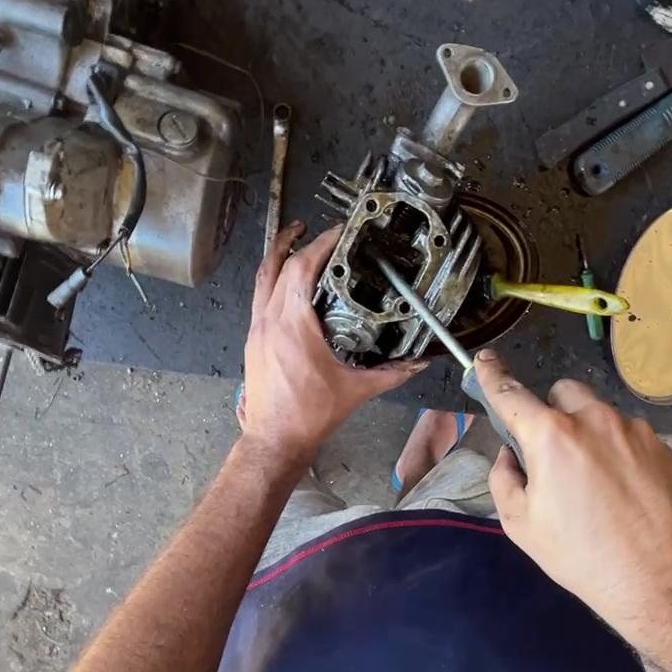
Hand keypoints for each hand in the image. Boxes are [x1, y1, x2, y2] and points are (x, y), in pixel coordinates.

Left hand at [240, 222, 424, 465]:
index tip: (339, 232)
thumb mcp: (356, 391)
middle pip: (279, 265)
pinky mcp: (253, 341)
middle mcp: (270, 321)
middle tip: (319, 232)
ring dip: (278, 255)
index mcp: (293, 325)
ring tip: (294, 240)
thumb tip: (417, 363)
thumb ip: (390, 373)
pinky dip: (272, 281)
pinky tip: (286, 282)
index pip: (303, 267)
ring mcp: (257, 330)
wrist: (274, 439)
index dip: (321, 243)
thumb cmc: (308, 416)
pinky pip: (259, 298)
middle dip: (299, 242)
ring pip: (262, 279)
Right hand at [475, 351, 671, 654]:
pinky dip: (617, 451)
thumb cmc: (582, 556)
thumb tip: (510, 456)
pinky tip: (622, 491)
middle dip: (551, 413)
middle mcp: (594, 420)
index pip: (512, 395)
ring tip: (594, 483)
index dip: (492, 376)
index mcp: (551, 436)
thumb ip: (504, 480)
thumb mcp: (521, 526)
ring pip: (598, 414)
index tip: (484, 361)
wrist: (661, 579)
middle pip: (562, 393)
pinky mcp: (662, 446)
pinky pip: (627, 435)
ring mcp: (633, 429)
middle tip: (551, 455)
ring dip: (587, 432)